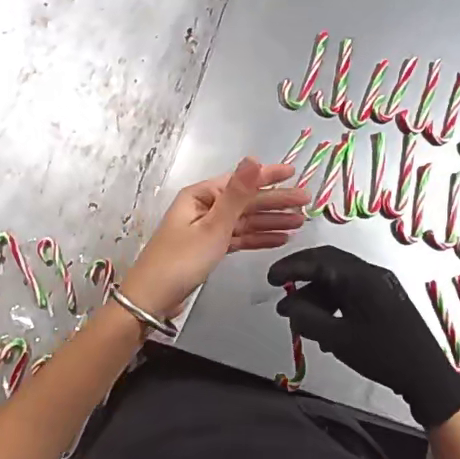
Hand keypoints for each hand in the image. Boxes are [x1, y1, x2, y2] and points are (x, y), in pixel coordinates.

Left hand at [121, 157, 308, 319]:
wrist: (153, 299)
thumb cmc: (181, 260)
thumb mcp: (213, 226)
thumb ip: (237, 194)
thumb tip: (253, 159)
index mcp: (200, 196)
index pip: (241, 181)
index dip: (268, 176)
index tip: (294, 173)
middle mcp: (203, 209)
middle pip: (245, 202)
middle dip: (276, 202)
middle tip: (306, 202)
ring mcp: (205, 230)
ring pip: (244, 222)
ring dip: (270, 222)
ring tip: (299, 223)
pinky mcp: (208, 250)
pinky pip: (238, 238)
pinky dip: (257, 238)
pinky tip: (278, 240)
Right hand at [267, 245, 459, 427]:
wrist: (426, 376)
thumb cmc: (382, 354)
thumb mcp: (338, 338)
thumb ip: (309, 318)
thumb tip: (290, 306)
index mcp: (362, 278)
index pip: (320, 261)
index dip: (291, 267)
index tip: (270, 279)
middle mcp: (372, 275)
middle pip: (329, 266)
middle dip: (301, 277)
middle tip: (279, 290)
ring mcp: (380, 288)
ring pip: (338, 283)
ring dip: (314, 296)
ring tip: (294, 318)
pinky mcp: (383, 302)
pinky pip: (350, 295)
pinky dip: (330, 305)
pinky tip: (319, 327)